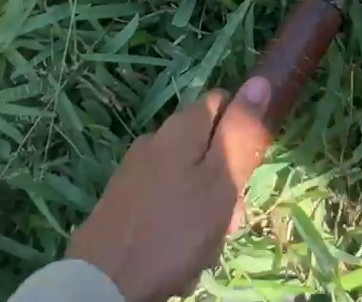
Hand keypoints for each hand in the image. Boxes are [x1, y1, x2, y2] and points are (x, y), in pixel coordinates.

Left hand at [65, 76, 272, 301]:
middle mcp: (155, 138)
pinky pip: (162, 202)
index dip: (241, 129)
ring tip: (204, 245)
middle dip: (222, 177)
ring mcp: (134, 170)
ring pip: (185, 177)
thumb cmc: (173, 229)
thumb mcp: (221, 180)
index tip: (246, 167)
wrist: (101, 285)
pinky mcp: (119, 202)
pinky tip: (177, 253)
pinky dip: (175, 222)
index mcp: (182, 126)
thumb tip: (260, 81)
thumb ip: (242, 131)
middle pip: (204, 144)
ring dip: (202, 206)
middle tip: (228, 218)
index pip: (223, 101)